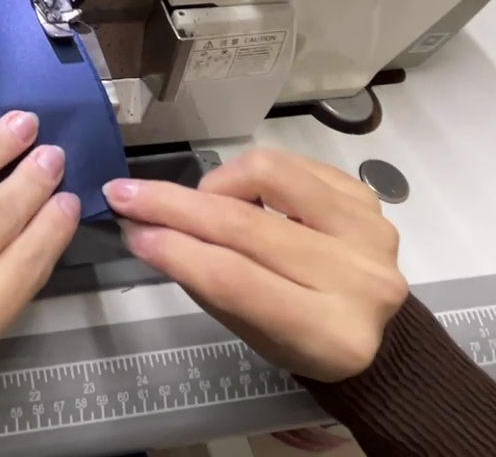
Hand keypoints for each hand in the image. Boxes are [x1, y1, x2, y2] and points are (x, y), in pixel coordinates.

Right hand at [103, 148, 406, 381]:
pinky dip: (249, 173)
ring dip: (214, 182)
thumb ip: (199, 277)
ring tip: (200, 200)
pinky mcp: (365, 197)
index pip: (235, 279)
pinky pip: (287, 161)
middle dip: (172, 205)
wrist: (371, 327)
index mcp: (329, 334)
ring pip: (266, 175)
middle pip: (245, 225)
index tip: (128, 227)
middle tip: (125, 193)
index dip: (174, 249)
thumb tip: (140, 227)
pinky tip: (240, 193)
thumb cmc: (296, 334)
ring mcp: (368, 232)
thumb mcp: (246, 326)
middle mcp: (359, 280)